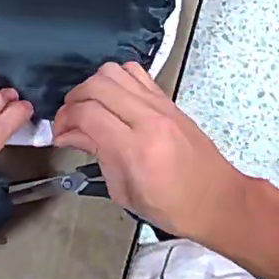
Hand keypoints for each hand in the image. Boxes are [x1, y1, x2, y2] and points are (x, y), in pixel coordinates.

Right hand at [51, 62, 254, 241]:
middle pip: (98, 85)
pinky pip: (136, 74)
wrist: (218, 199)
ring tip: (89, 106)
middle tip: (69, 120)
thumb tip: (71, 134)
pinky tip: (113, 100)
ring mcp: (161, 105)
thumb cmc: (171, 207)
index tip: (59, 134)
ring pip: (115, 71)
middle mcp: (149, 118)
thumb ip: (98, 155)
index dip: (64, 120)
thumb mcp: (125, 191)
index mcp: (136, 148)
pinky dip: (117, 80)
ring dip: (94, 85)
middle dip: (74, 99)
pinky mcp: (169, 100)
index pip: (88, 113)